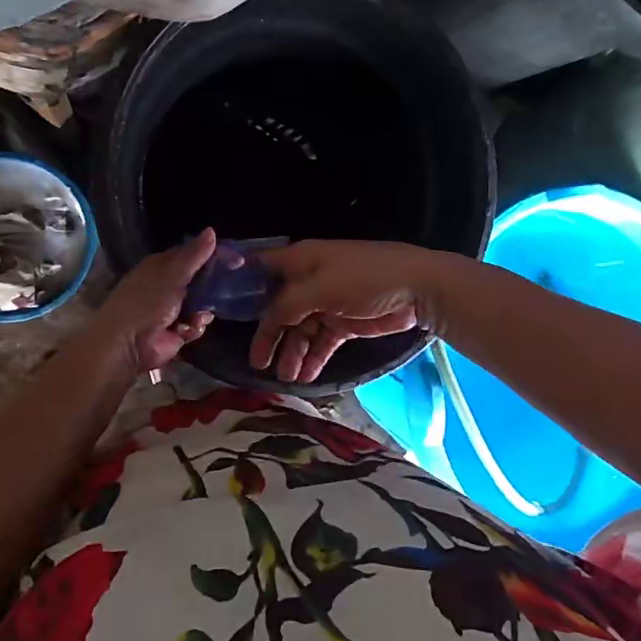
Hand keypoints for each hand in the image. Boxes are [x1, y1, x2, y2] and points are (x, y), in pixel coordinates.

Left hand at [90, 229, 218, 373]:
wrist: (128, 343)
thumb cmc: (147, 301)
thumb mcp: (172, 273)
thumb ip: (194, 255)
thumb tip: (212, 230)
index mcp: (162, 266)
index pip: (192, 254)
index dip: (213, 255)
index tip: (237, 259)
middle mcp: (168, 285)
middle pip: (200, 280)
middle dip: (212, 286)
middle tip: (231, 286)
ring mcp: (173, 309)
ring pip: (202, 303)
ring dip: (203, 310)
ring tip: (197, 315)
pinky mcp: (177, 331)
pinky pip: (197, 324)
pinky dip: (194, 327)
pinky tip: (187, 329)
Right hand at [250, 240, 450, 383]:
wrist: (419, 288)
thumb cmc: (366, 278)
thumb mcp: (320, 288)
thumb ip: (287, 305)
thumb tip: (267, 321)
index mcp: (299, 261)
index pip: (260, 269)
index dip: (240, 286)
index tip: (222, 309)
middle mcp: (307, 280)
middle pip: (277, 309)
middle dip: (267, 335)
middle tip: (258, 364)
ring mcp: (326, 302)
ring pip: (299, 330)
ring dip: (291, 353)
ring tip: (285, 379)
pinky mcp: (343, 322)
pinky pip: (320, 342)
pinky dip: (313, 358)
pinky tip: (306, 377)